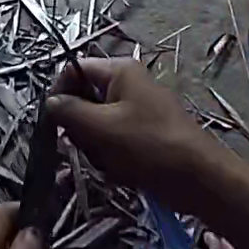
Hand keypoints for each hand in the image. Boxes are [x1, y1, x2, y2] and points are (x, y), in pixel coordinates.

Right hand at [45, 58, 232, 213]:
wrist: (199, 178)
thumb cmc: (150, 145)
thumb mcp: (102, 128)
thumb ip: (70, 112)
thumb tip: (49, 102)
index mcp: (119, 71)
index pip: (75, 69)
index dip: (59, 92)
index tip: (50, 121)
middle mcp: (128, 83)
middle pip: (85, 97)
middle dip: (81, 126)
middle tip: (88, 146)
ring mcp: (137, 108)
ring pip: (97, 123)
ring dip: (96, 146)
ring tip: (111, 161)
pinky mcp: (144, 132)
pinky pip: (113, 139)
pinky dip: (112, 156)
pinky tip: (124, 170)